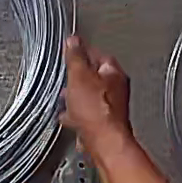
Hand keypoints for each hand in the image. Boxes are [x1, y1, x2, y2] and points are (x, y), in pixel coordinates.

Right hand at [61, 35, 132, 153]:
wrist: (102, 142)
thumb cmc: (96, 110)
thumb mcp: (78, 76)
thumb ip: (75, 57)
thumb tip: (73, 41)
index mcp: (113, 73)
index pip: (97, 54)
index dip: (82, 51)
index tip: (71, 50)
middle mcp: (117, 90)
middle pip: (94, 77)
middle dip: (78, 78)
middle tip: (66, 76)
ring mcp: (111, 108)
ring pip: (90, 97)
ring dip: (76, 97)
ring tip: (65, 99)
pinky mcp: (104, 124)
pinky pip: (88, 114)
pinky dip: (78, 114)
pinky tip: (69, 117)